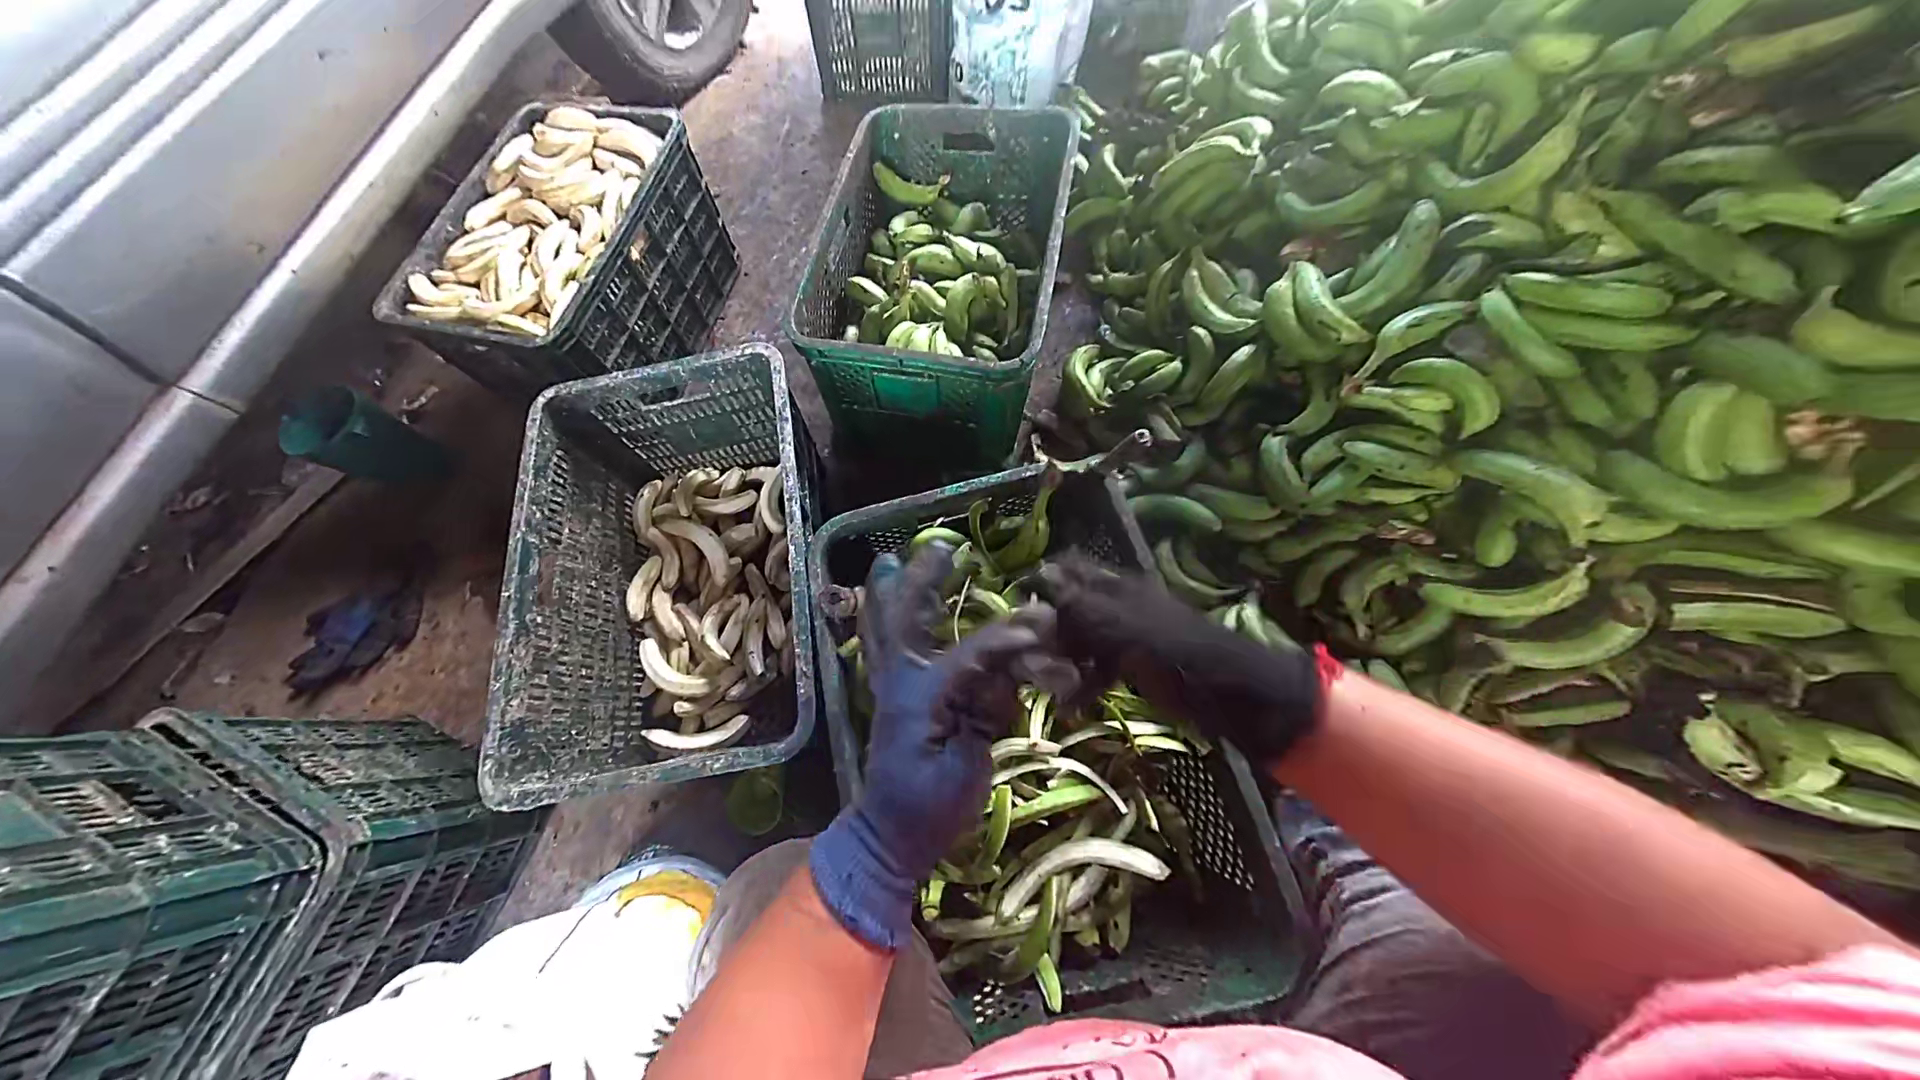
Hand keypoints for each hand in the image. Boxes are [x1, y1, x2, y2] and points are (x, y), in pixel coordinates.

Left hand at [810, 545, 1052, 948]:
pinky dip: (879, 621)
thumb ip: (987, 714)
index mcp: (919, 697)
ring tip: (889, 563)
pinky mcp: (890, 697)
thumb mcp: (966, 767)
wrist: (888, 836)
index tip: (1040, 623)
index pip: (968, 657)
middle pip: (905, 620)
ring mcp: (889, 686)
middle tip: (941, 551)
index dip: (1005, 639)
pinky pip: (881, 648)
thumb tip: (1017, 671)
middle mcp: (899, 680)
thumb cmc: (927, 808)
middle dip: (922, 582)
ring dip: (888, 594)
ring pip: (883, 629)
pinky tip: (882, 601)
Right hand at [1036, 555, 1323, 764]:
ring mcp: (1126, 636)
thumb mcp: (1128, 627)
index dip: (1043, 584)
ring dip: (1062, 659)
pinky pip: (1097, 666)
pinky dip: (1083, 681)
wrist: (1233, 694)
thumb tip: (1042, 575)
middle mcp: (1118, 605)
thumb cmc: (1181, 655)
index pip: (1071, 570)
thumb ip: (1085, 605)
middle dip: (1048, 629)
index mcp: (1118, 587)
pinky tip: (1073, 702)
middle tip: (1026, 655)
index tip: (1018, 613)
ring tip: (1047, 683)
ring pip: (1081, 640)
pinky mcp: (1133, 664)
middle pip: (1071, 608)